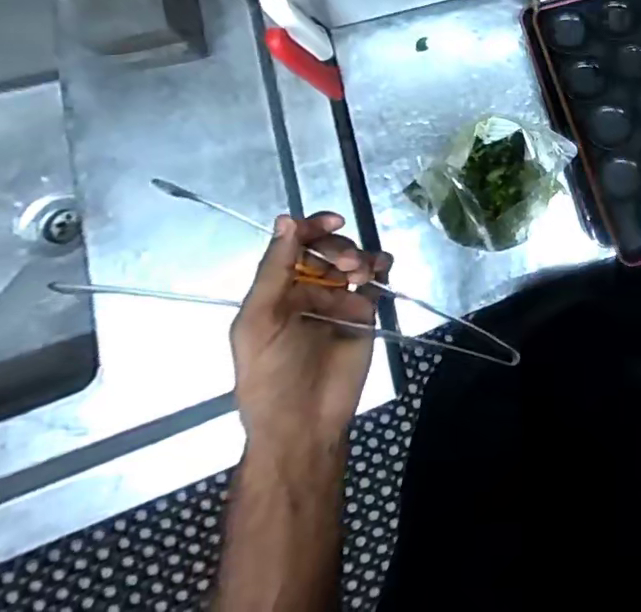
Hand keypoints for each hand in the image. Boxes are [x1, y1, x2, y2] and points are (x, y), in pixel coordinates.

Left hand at [230, 212, 387, 462]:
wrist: (304, 421)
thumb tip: (286, 219)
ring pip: (354, 259)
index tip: (334, 222)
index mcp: (275, 290)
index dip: (311, 227)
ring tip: (362, 273)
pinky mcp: (364, 311)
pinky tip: (381, 270)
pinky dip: (381, 267)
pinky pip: (375, 279)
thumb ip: (274, 270)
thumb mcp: (259, 321)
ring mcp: (337, 299)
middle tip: (347, 264)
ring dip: (360, 256)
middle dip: (339, 247)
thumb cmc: (270, 374)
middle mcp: (306, 289)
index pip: (293, 245)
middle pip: (327, 248)